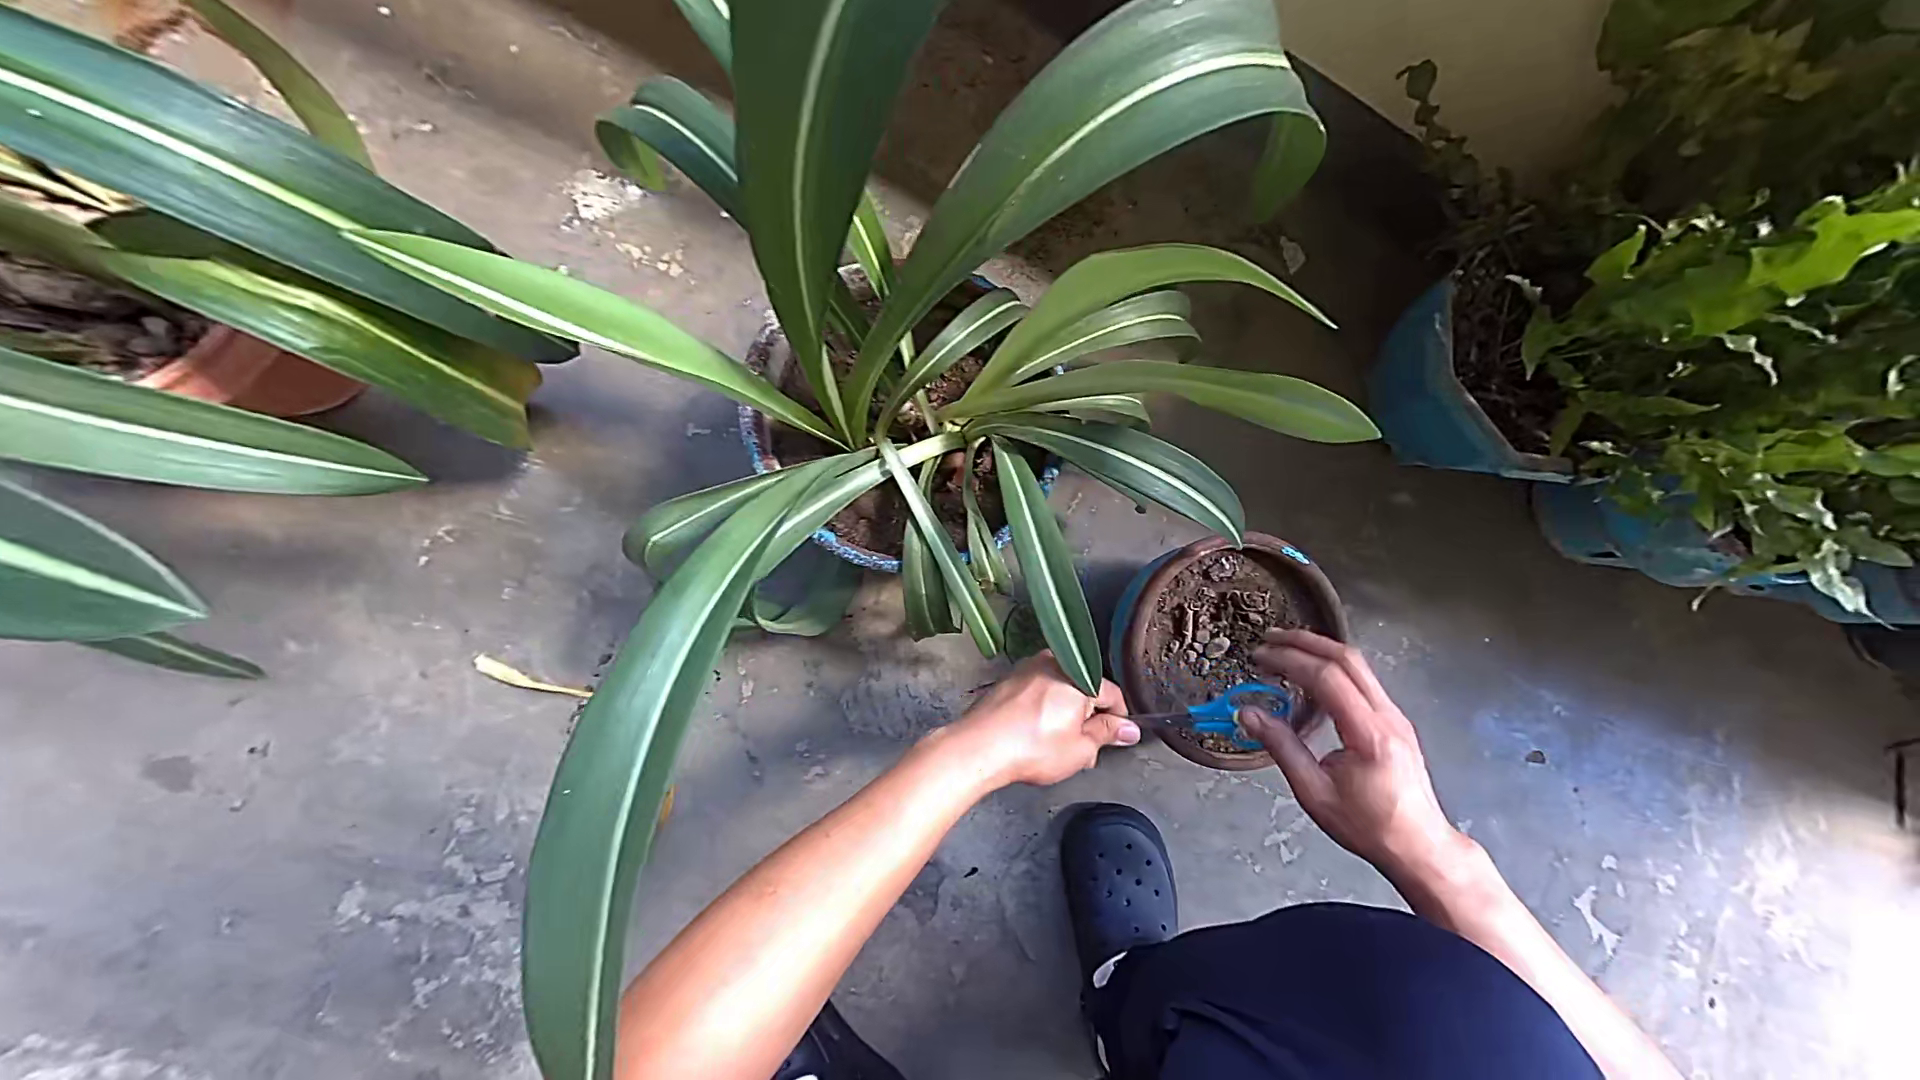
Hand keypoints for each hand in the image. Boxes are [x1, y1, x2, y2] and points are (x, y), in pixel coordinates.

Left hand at [931, 652, 1137, 790]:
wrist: (980, 746)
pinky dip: (1042, 707)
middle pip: (1084, 689)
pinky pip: (1038, 690)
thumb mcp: (1080, 749)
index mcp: (1078, 676)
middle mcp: (1054, 663)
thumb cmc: (1028, 746)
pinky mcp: (1010, 679)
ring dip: (1064, 712)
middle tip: (1084, 746)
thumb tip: (1127, 728)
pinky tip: (1035, 733)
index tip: (1117, 736)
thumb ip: (1107, 734)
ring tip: (1056, 744)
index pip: (1112, 694)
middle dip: (1087, 717)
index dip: (1118, 719)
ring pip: (1060, 689)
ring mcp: (1029, 668)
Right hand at [1240, 630, 1469, 882]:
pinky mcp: (1393, 721)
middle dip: (1304, 641)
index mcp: (1369, 734)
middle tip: (1269, 638)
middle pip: (1347, 659)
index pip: (1327, 678)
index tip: (1260, 657)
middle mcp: (1388, 717)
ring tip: (1285, 648)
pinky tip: (1309, 675)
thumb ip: (1281, 746)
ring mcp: (1395, 716)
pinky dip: (1331, 667)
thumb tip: (1247, 713)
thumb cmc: (1369, 826)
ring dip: (1318, 650)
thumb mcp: (1314, 791)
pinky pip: (1361, 680)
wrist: (1421, 848)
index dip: (1289, 660)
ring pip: (1358, 665)